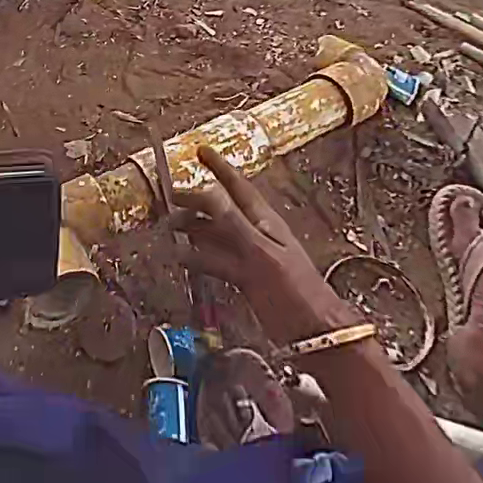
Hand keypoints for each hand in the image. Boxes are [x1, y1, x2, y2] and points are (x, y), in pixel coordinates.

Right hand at [171, 147, 359, 344]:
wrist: (313, 332)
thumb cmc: (293, 289)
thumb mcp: (261, 252)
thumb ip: (234, 224)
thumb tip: (209, 193)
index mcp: (263, 220)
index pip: (237, 186)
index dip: (219, 167)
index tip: (201, 150)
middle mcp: (255, 233)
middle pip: (221, 209)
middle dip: (196, 201)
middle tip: (171, 197)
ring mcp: (250, 255)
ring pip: (216, 234)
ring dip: (194, 228)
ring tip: (169, 227)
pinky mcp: (244, 277)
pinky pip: (216, 260)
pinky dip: (199, 256)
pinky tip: (181, 257)